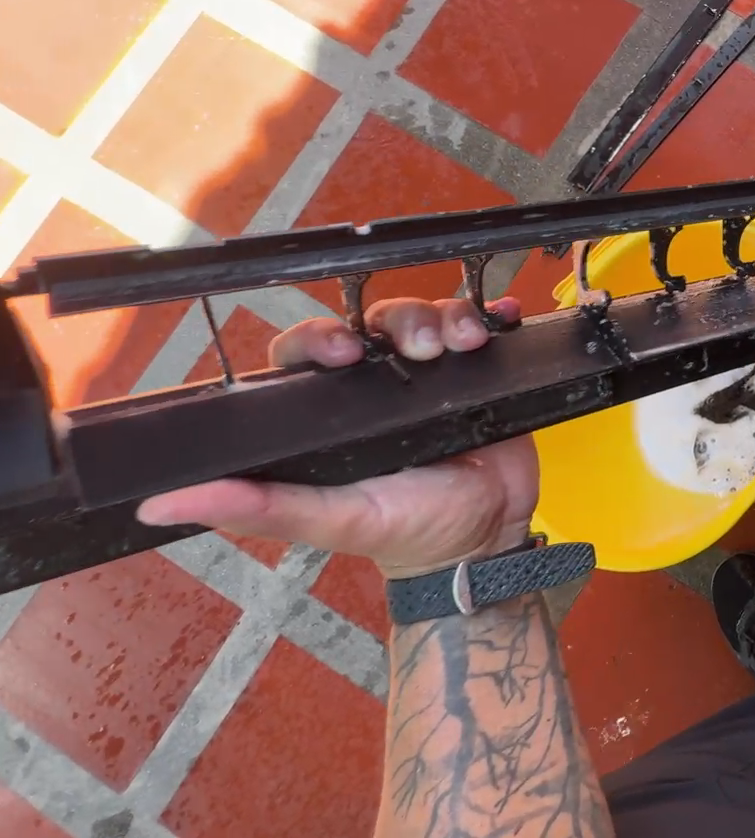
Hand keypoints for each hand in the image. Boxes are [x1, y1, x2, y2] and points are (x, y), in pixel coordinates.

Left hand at [136, 296, 537, 579]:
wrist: (491, 532)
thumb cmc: (411, 529)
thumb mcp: (336, 521)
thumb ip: (263, 508)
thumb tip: (160, 504)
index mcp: (335, 414)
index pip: (310, 353)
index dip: (324, 337)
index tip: (348, 352)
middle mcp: (384, 387)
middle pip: (380, 323)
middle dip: (404, 321)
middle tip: (425, 350)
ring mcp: (437, 379)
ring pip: (433, 318)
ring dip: (451, 317)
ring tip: (469, 343)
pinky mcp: (484, 377)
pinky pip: (488, 331)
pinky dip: (496, 314)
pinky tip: (502, 315)